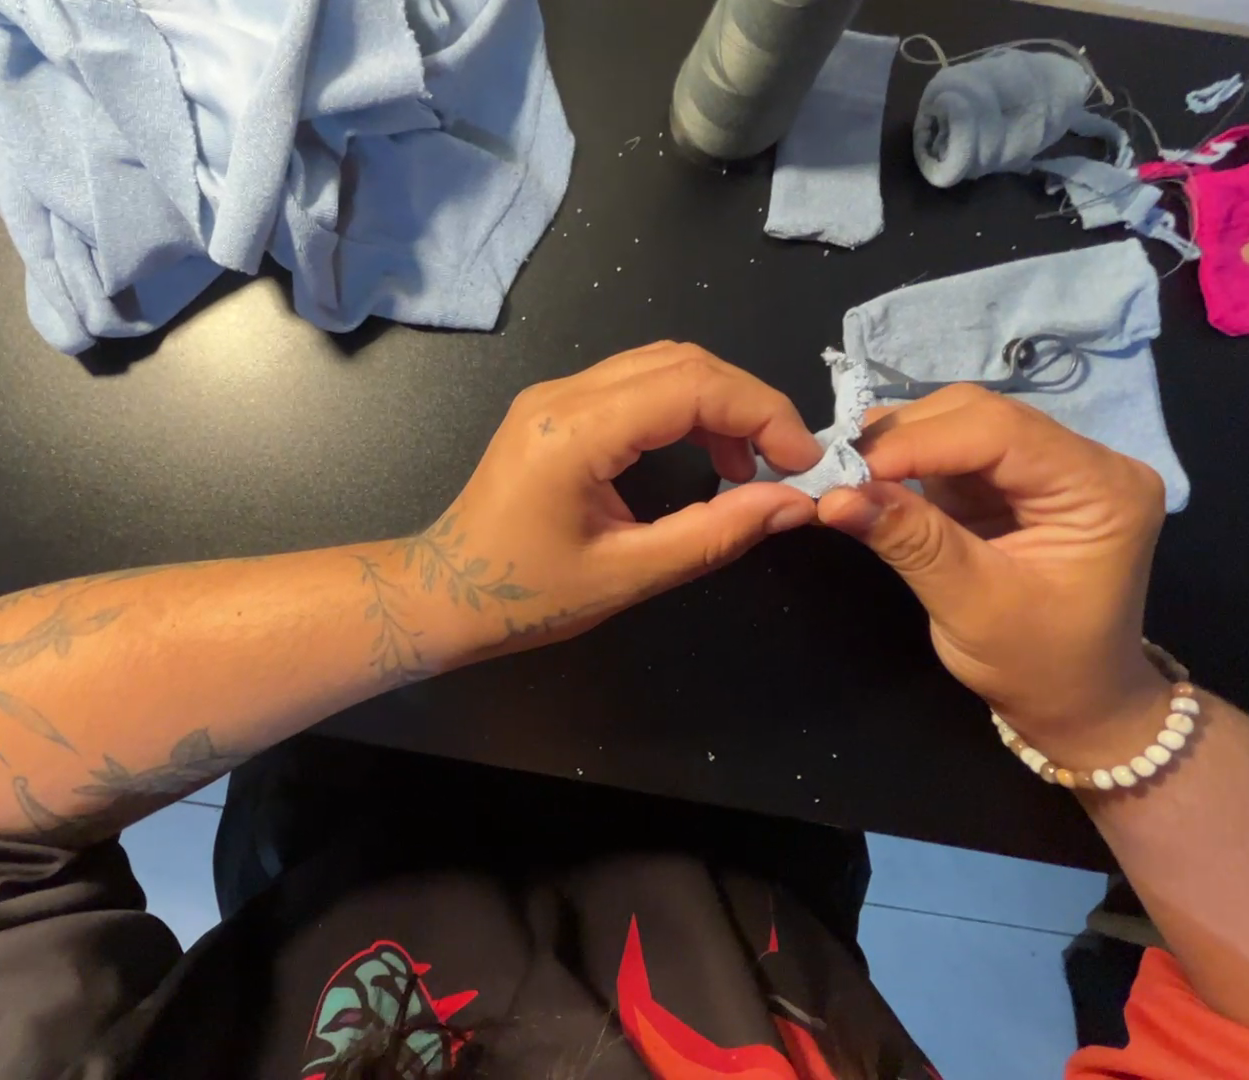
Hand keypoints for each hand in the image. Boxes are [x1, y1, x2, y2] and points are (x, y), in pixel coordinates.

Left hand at [436, 342, 820, 658]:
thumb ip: (713, 534)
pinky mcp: (552, 410)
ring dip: (715, 404)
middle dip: (746, 404)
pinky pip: (631, 387)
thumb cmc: (525, 595)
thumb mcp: (627, 575)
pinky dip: (680, 410)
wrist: (446, 594)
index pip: (692, 385)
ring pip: (658, 367)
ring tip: (743, 467)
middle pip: (680, 362)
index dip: (762, 413)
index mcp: (574, 432)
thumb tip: (792, 505)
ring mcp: (552, 397)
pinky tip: (700, 455)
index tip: (803, 461)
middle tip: (782, 463)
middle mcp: (562, 396)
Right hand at [815, 385, 1170, 761]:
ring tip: (845, 476)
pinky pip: (947, 451)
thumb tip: (833, 497)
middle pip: (979, 413)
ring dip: (895, 445)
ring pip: (957, 423)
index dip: (916, 442)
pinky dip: (901, 462)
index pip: (1000, 432)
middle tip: (836, 471)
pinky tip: (867, 481)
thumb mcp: (970, 604)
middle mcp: (1080, 462)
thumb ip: (910, 541)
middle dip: (902, 437)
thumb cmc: (1036, 662)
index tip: (846, 470)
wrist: (1072, 699)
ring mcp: (1042, 469)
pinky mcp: (1007, 483)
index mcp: (1100, 488)